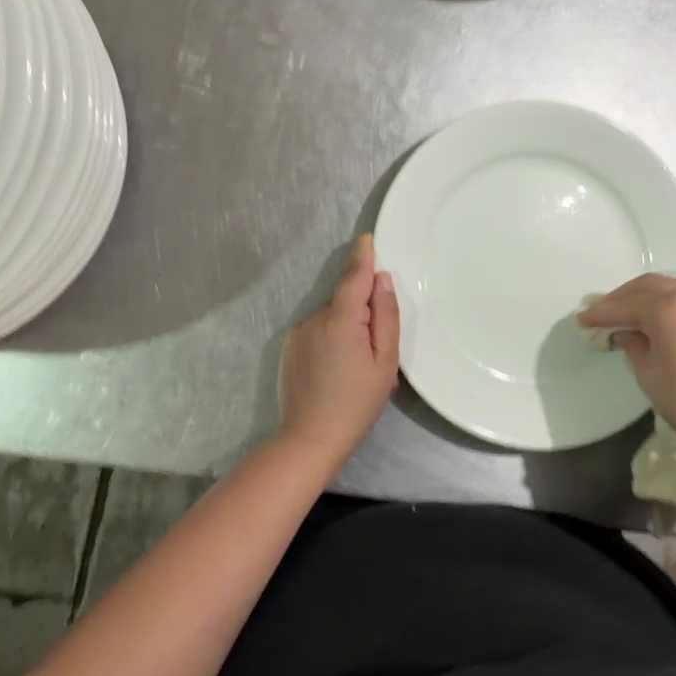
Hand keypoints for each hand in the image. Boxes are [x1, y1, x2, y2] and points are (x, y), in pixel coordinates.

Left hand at [277, 234, 400, 462]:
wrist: (309, 439)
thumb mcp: (385, 363)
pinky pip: (318, 331)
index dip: (363, 256)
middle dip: (363, 311)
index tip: (367, 237)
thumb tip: (381, 281)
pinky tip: (336, 371)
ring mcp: (298, 333)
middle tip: (375, 349)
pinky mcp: (289, 347)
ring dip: (346, 328)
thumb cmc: (356, 404)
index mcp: (340, 320)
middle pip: (345, 300)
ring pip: (332, 317)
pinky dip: (331, 339)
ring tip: (355, 367)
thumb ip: (386, 317)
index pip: (354, 277)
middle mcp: (314, 319)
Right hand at [579, 272, 675, 440]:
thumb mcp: (650, 376)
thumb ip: (635, 347)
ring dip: (663, 289)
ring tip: (649, 304)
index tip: (584, 319)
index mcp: (668, 309)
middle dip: (628, 296)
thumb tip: (627, 333)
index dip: (603, 312)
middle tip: (609, 309)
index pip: (627, 306)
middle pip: (654, 285)